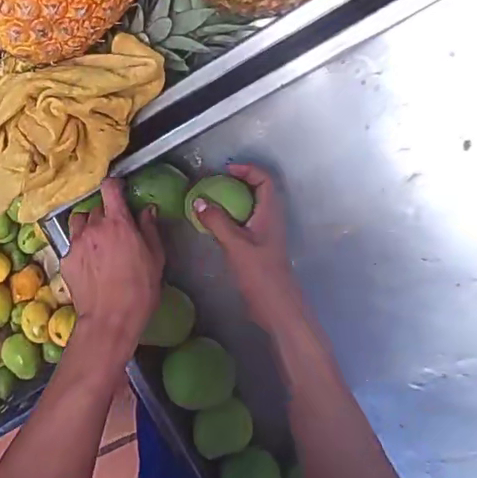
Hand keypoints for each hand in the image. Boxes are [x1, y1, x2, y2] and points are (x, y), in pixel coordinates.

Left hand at [63, 177, 163, 348]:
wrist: (109, 319)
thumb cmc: (140, 289)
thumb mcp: (156, 258)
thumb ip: (150, 229)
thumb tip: (147, 210)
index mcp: (118, 222)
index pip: (109, 188)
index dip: (114, 185)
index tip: (119, 190)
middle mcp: (93, 227)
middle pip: (95, 208)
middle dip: (105, 214)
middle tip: (115, 230)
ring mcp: (76, 243)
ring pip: (79, 222)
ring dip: (88, 226)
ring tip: (97, 242)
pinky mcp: (65, 260)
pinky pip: (71, 244)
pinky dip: (80, 247)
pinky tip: (89, 264)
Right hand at [190, 164, 309, 334]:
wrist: (277, 307)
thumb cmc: (261, 274)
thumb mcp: (236, 245)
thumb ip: (217, 221)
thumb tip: (199, 201)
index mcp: (270, 213)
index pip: (264, 180)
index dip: (247, 169)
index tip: (225, 170)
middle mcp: (270, 219)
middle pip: (257, 190)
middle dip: (236, 182)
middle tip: (213, 182)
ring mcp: (264, 234)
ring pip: (249, 207)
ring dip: (231, 200)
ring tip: (209, 200)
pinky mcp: (258, 247)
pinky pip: (243, 222)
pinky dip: (229, 217)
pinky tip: (213, 224)